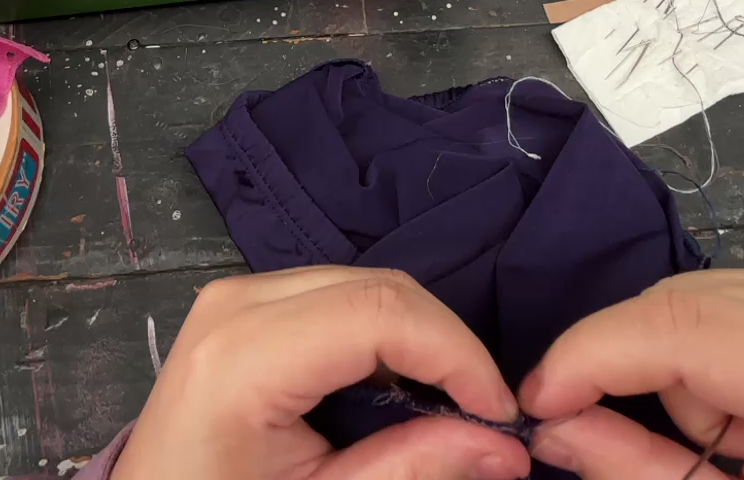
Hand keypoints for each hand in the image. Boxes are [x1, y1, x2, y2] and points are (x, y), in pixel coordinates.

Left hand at [114, 267, 529, 479]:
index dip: (454, 352)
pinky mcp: (243, 299)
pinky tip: (395, 383)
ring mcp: (237, 291)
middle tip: (483, 413)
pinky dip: (380, 332)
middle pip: (374, 287)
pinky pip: (334, 294)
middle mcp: (238, 298)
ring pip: (360, 283)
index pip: (378, 312)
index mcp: (244, 354)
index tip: (500, 412)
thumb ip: (412, 470)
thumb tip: (506, 449)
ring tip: (445, 402)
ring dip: (415, 335)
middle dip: (443, 343)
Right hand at [519, 265, 743, 479]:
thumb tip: (548, 423)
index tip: (537, 398)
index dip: (594, 354)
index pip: (685, 330)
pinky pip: (726, 296)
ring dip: (684, 367)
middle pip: (681, 303)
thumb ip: (641, 470)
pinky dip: (715, 351)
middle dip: (641, 373)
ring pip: (695, 295)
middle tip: (667, 450)